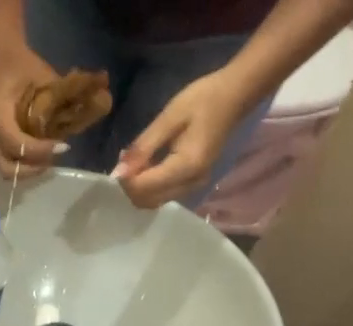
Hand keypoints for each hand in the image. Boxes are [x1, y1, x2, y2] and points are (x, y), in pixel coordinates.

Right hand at [0, 45, 62, 178]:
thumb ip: (63, 97)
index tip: (64, 145)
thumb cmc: (24, 69)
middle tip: (53, 157)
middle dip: (32, 168)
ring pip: (9, 171)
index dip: (42, 150)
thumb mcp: (45, 77)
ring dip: (30, 169)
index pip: (19, 146)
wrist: (4, 63)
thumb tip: (98, 102)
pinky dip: (27, 164)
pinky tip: (43, 154)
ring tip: (49, 157)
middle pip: (8, 169)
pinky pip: (11, 163)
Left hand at [114, 74, 254, 208]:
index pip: (144, 189)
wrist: (234, 96)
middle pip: (147, 201)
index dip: (125, 179)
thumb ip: (142, 147)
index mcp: (186, 167)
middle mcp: (191, 184)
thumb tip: (118, 172)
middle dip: (130, 185)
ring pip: (153, 201)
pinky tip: (148, 164)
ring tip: (139, 159)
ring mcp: (194, 186)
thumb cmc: (202, 100)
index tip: (121, 157)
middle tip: (128, 159)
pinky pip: (163, 194)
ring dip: (138, 186)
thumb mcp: (168, 118)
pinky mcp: (193, 184)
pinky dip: (149, 185)